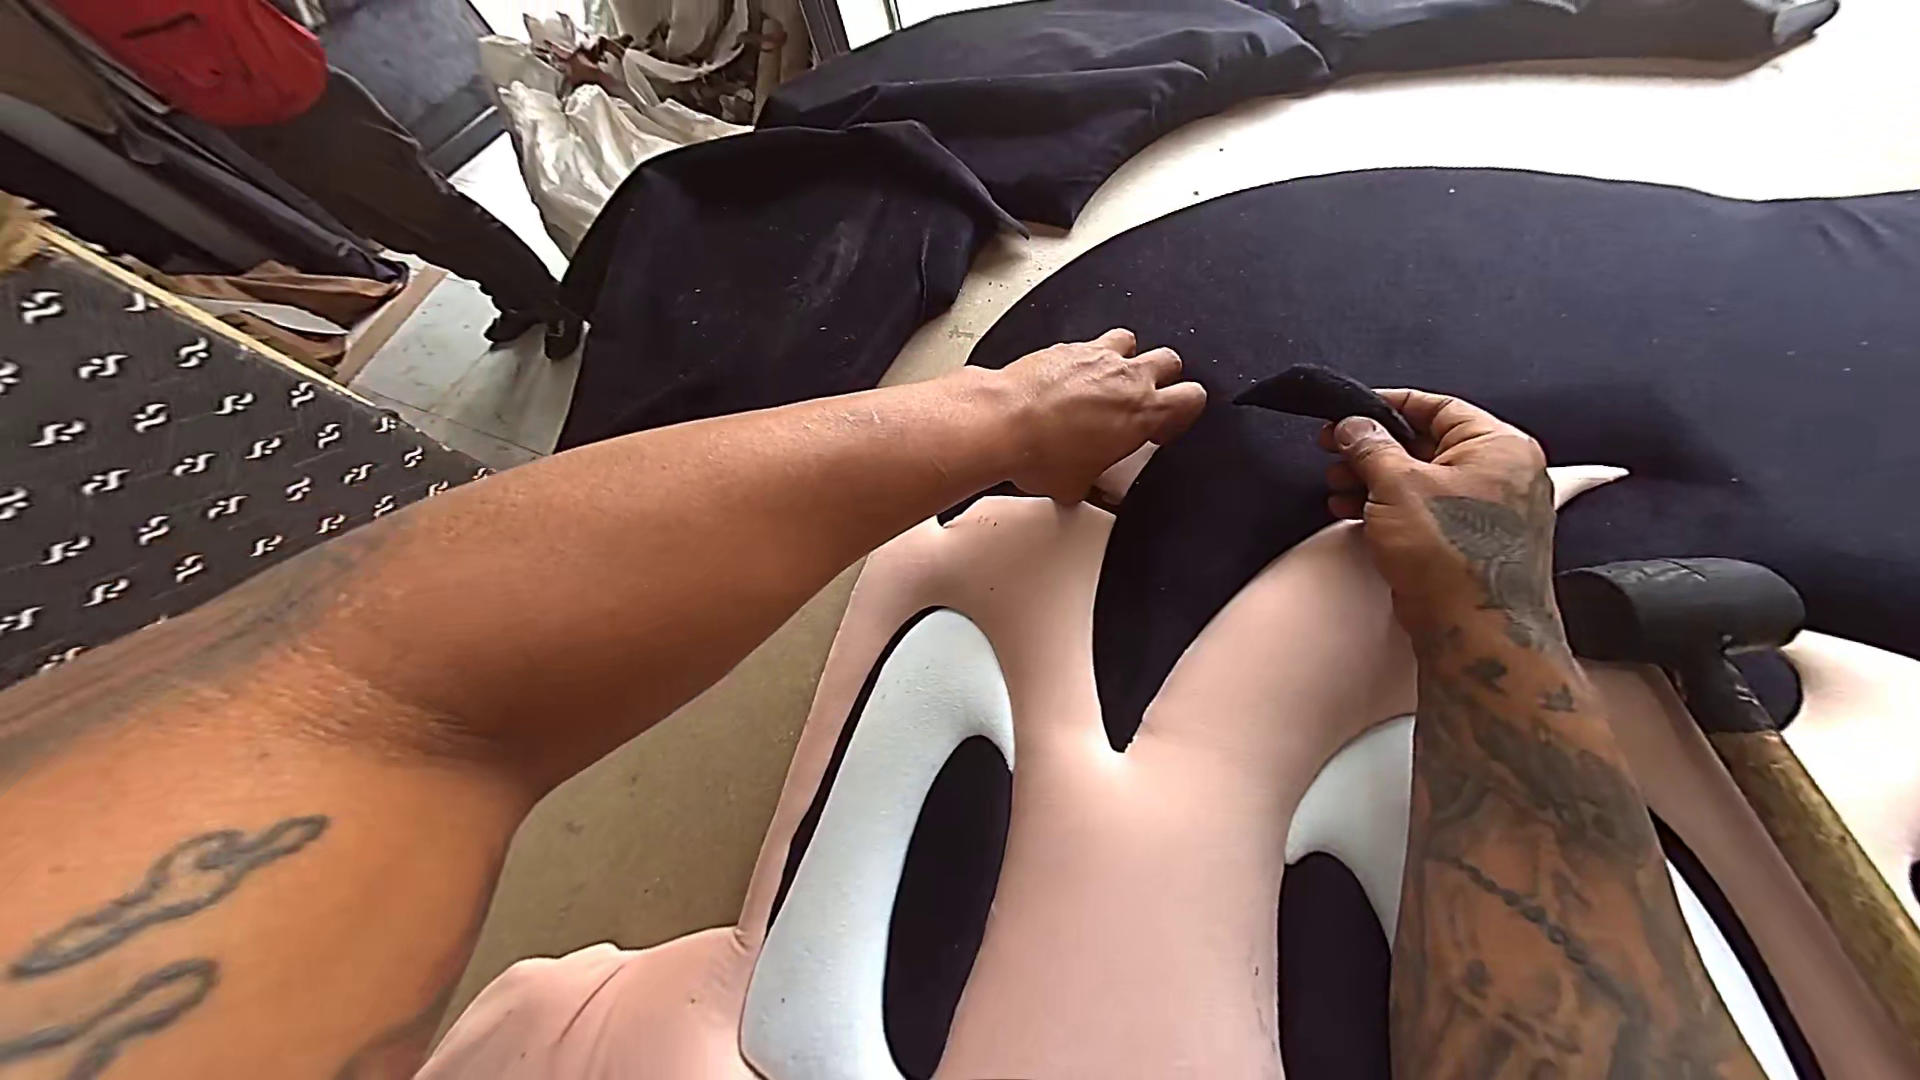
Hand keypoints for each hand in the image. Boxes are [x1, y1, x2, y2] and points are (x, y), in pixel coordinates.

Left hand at [992, 328, 1207, 501]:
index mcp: (1143, 411)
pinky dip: (1083, 358)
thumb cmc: (1040, 453)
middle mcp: (1125, 375)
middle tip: (1140, 402)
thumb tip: (1089, 492)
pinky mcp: (1063, 346)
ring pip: (1129, 342)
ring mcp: (1095, 355)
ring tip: (1105, 385)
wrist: (1001, 424)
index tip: (1162, 429)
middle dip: (1161, 379)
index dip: (1182, 413)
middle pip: (1169, 361)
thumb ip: (1095, 487)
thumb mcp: (1076, 486)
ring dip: (1124, 360)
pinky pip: (1086, 344)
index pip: (1192, 398)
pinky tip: (1068, 380)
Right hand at [1320, 390, 1562, 649]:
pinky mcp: (1462, 536)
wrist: (1471, 624)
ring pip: (1414, 476)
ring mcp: (1481, 506)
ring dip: (1369, 478)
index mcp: (1496, 446)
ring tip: (1337, 488)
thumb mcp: (1398, 485)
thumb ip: (1371, 447)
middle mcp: (1497, 472)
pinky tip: (1351, 510)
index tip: (1350, 411)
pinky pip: (1416, 506)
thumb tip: (1354, 424)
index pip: (1437, 406)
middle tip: (1334, 450)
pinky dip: (1382, 504)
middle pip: (1422, 442)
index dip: (1387, 405)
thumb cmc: (1451, 554)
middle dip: (1370, 449)